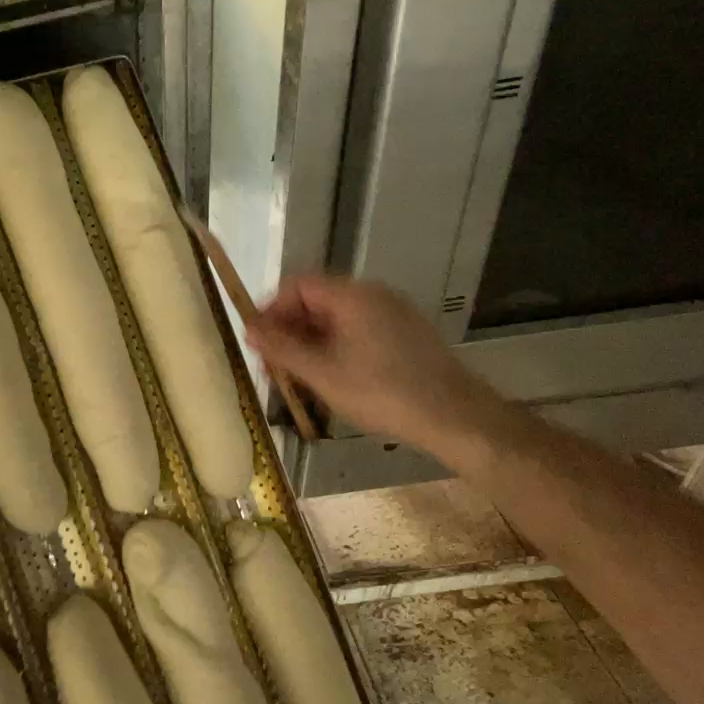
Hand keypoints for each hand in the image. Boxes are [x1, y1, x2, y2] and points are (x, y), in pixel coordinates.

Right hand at [246, 275, 508, 456]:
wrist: (454, 417)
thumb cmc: (381, 393)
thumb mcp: (321, 373)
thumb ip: (281, 348)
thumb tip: (249, 328)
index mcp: (352, 296)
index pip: (297, 286)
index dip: (271, 310)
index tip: (257, 343)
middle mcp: (374, 295)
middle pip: (317, 301)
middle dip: (289, 331)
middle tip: (273, 367)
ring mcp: (394, 314)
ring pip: (337, 320)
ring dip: (310, 344)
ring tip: (298, 379)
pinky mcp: (406, 335)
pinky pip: (358, 331)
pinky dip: (336, 349)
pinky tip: (331, 380)